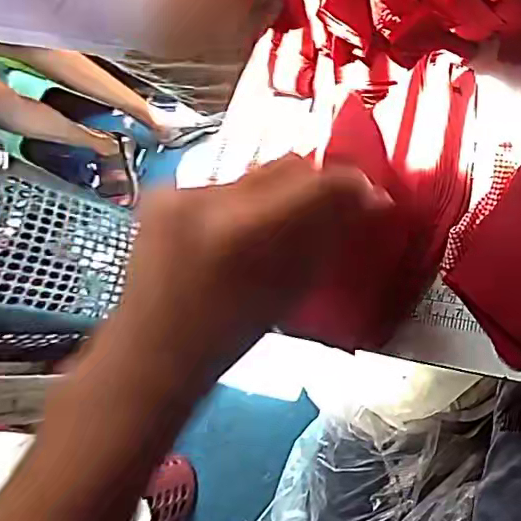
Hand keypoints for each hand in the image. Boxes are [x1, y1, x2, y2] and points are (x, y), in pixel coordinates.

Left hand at [93, 157, 388, 391]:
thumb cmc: (229, 334)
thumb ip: (331, 235)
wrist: (147, 355)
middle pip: (290, 165)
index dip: (354, 182)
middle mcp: (210, 199)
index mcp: (245, 230)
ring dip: (285, 190)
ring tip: (289, 221)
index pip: (318, 181)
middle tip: (339, 204)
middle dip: (320, 182)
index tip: (372, 194)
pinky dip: (250, 199)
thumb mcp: (293, 287)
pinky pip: (229, 183)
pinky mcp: (165, 192)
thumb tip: (369, 200)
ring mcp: (182, 192)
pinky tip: (247, 228)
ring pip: (260, 172)